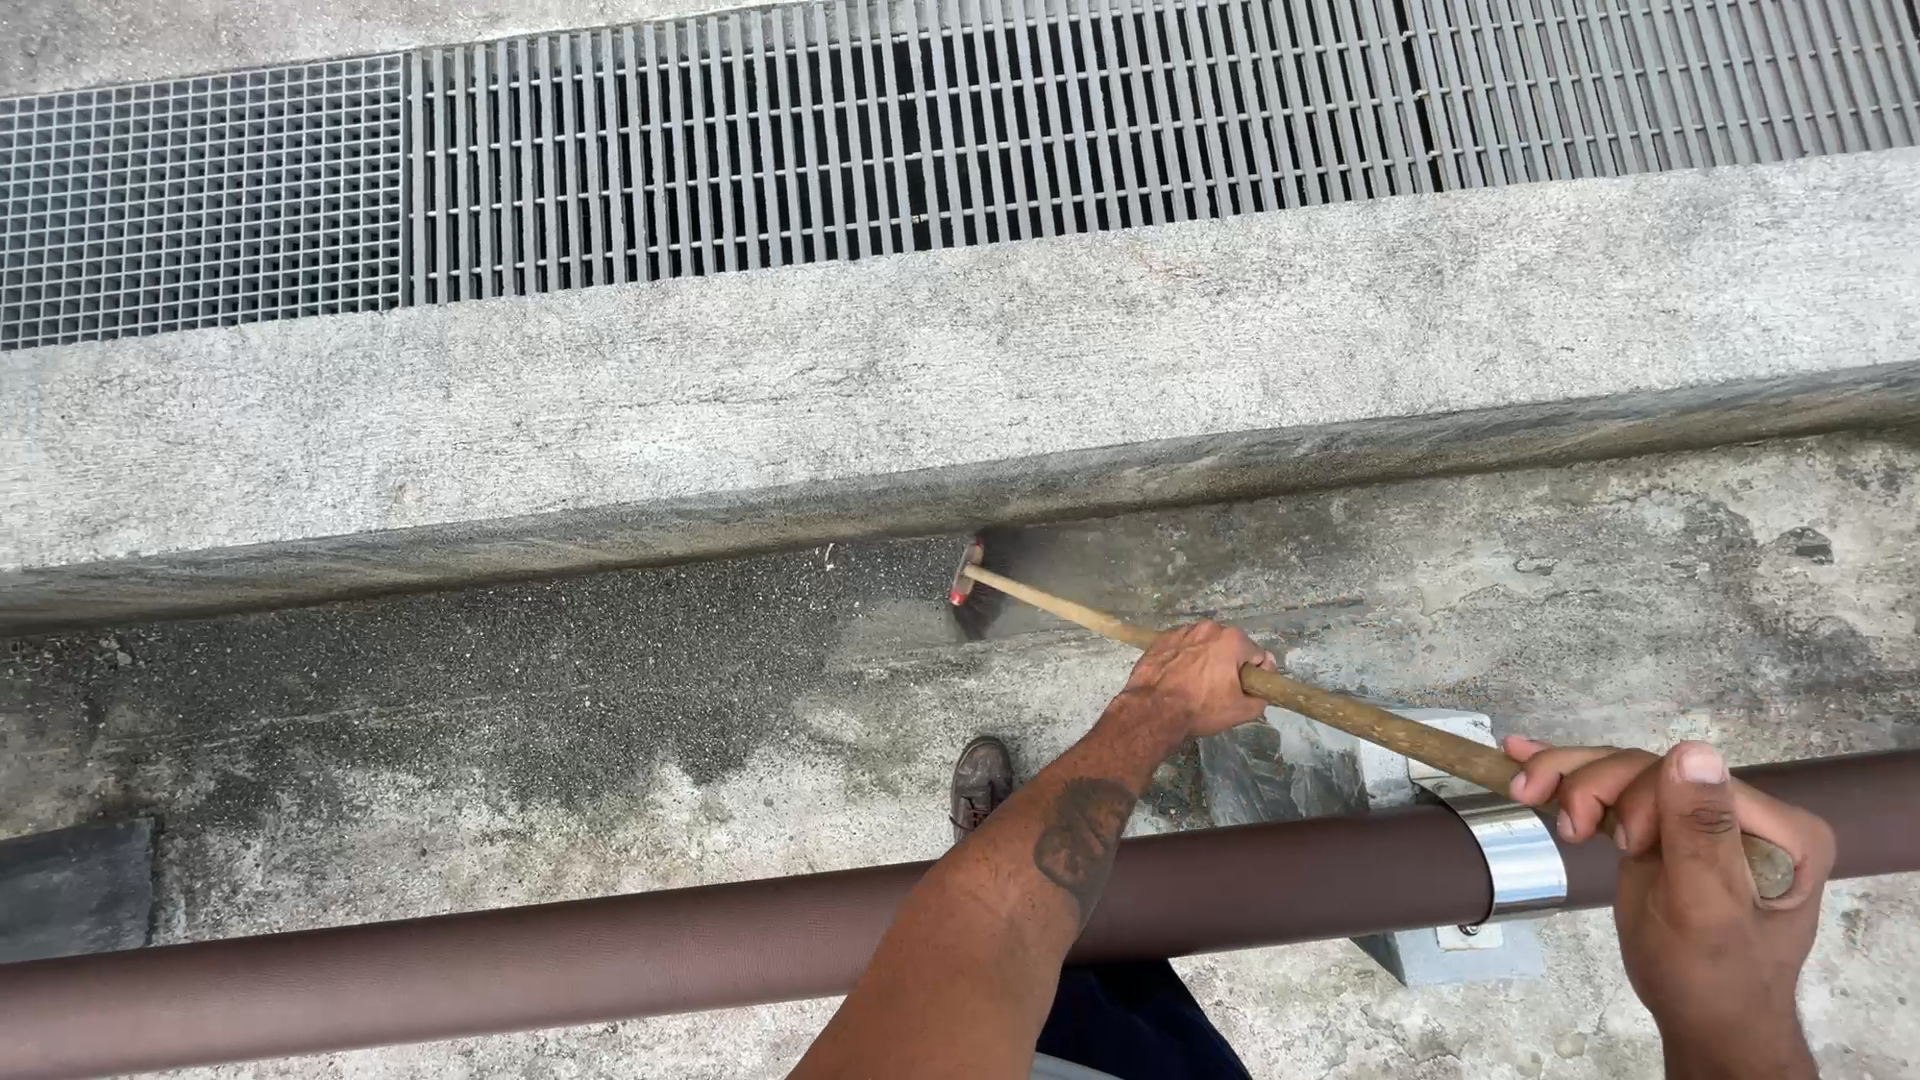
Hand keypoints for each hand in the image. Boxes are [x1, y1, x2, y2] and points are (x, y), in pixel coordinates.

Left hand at [1106, 621, 1274, 743]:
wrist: (1152, 709)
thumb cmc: (1200, 708)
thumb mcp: (1242, 710)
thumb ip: (1262, 696)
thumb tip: (1262, 687)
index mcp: (1232, 640)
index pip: (1258, 656)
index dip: (1256, 674)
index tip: (1247, 689)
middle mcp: (1208, 628)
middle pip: (1230, 647)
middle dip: (1230, 664)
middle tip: (1221, 689)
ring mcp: (1182, 631)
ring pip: (1205, 645)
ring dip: (1206, 659)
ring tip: (1197, 683)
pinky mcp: (1161, 639)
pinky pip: (1182, 647)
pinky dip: (1184, 657)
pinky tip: (1178, 676)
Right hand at [1503, 737, 1835, 1078]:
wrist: (1701, 1017)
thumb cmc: (1710, 973)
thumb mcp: (1705, 905)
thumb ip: (1700, 829)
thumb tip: (1694, 751)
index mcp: (1777, 828)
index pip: (1681, 776)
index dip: (1632, 798)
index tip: (1617, 845)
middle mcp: (1743, 813)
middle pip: (1640, 767)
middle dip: (1588, 788)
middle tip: (1565, 829)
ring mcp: (1696, 819)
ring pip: (1614, 769)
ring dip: (1563, 778)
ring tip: (1526, 794)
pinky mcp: (1657, 828)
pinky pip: (1607, 787)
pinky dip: (1563, 772)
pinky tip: (1524, 754)